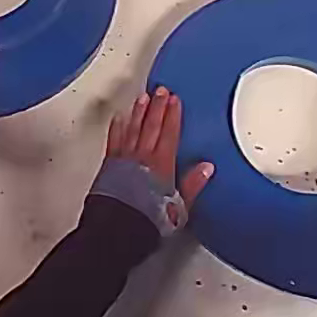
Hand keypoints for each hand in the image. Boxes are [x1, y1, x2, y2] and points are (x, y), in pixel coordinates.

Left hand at [105, 86, 212, 226]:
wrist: (119, 225)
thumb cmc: (150, 218)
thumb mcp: (180, 206)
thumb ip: (192, 184)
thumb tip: (206, 167)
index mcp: (162, 164)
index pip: (169, 133)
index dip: (172, 115)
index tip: (175, 100)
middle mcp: (142, 156)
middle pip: (151, 126)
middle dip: (157, 106)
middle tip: (161, 90)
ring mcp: (124, 158)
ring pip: (133, 128)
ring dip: (138, 112)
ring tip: (143, 97)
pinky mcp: (109, 164)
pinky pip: (114, 140)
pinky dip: (117, 127)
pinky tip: (119, 118)